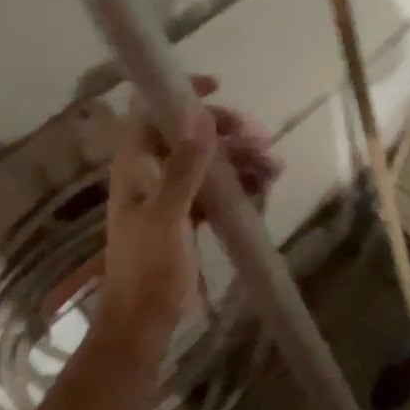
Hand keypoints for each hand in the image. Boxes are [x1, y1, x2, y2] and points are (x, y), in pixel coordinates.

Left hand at [100, 77, 280, 331]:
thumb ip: (184, 166)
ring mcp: (168, 196)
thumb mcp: (167, 215)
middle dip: (225, 131)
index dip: (178, 92)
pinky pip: (215, 190)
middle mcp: (149, 173)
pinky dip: (239, 185)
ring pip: (206, 162)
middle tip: (260, 140)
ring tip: (274, 169)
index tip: (217, 87)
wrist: (141, 323)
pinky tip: (265, 189)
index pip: (148, 110)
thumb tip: (201, 116)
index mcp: (134, 165)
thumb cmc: (147, 268)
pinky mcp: (185, 219)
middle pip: (187, 134)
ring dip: (240, 159)